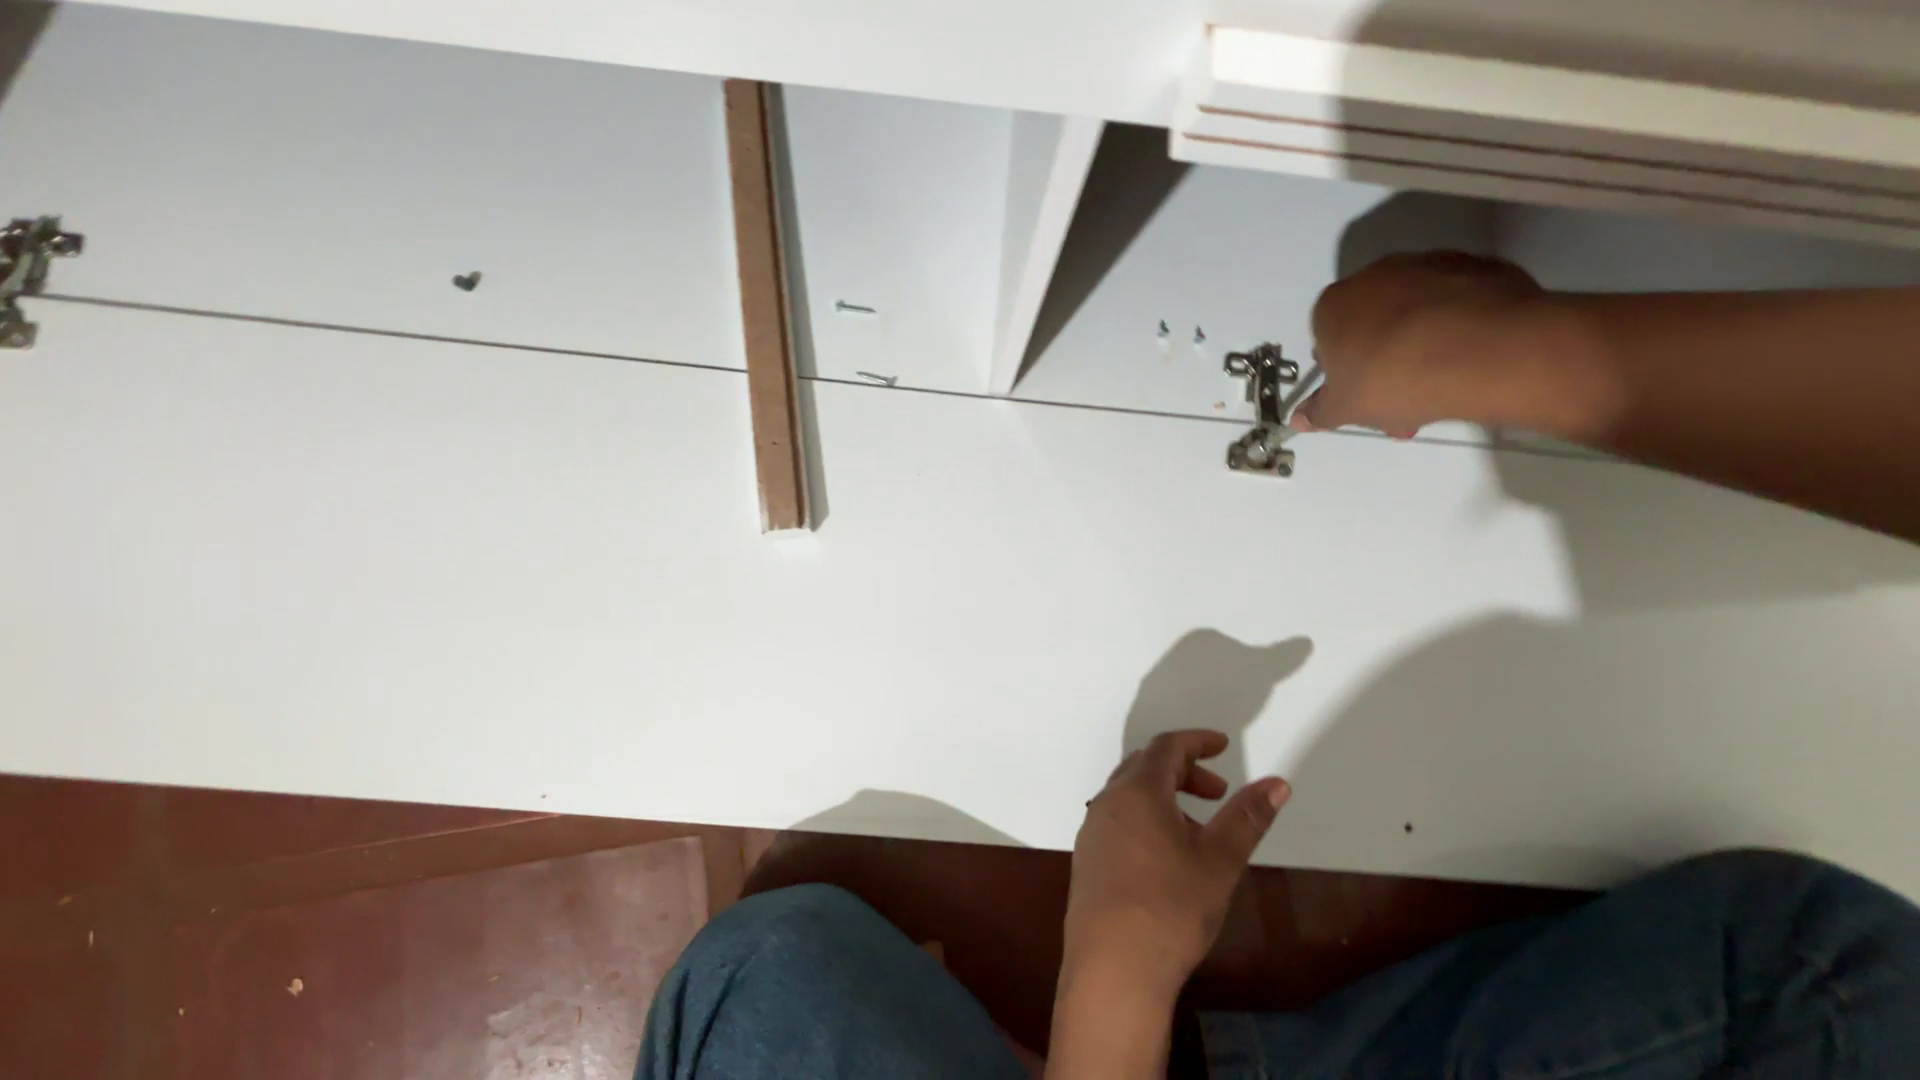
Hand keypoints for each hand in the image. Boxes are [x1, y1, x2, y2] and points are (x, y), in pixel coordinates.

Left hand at [1063, 730, 1289, 996]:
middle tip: (1218, 794)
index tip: (1223, 746)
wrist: (1112, 967)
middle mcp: (1107, 803)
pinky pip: (1118, 821)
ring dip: (1165, 798)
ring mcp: (1092, 833)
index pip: (1166, 747)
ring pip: (1129, 796)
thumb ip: (1247, 817)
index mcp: (1137, 792)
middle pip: (1144, 767)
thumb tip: (1278, 783)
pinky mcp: (1087, 861)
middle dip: (1184, 771)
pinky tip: (1167, 859)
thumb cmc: (1170, 907)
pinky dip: (1146, 820)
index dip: (1196, 741)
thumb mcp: (1220, 860)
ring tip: (1199, 832)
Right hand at [1299, 251, 1547, 435]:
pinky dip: (1457, 327)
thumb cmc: (1392, 379)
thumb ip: (1319, 411)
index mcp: (1333, 305)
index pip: (1327, 337)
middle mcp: (1374, 275)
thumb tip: (1300, 418)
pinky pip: (1456, 303)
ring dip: (1421, 343)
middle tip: (1403, 400)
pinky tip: (1469, 359)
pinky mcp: (1476, 267)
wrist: (1480, 350)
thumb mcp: (1345, 409)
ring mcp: (1428, 266)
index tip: (1363, 397)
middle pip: (1372, 322)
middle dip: (1384, 360)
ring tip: (1442, 385)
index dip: (1344, 370)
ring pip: (1416, 312)